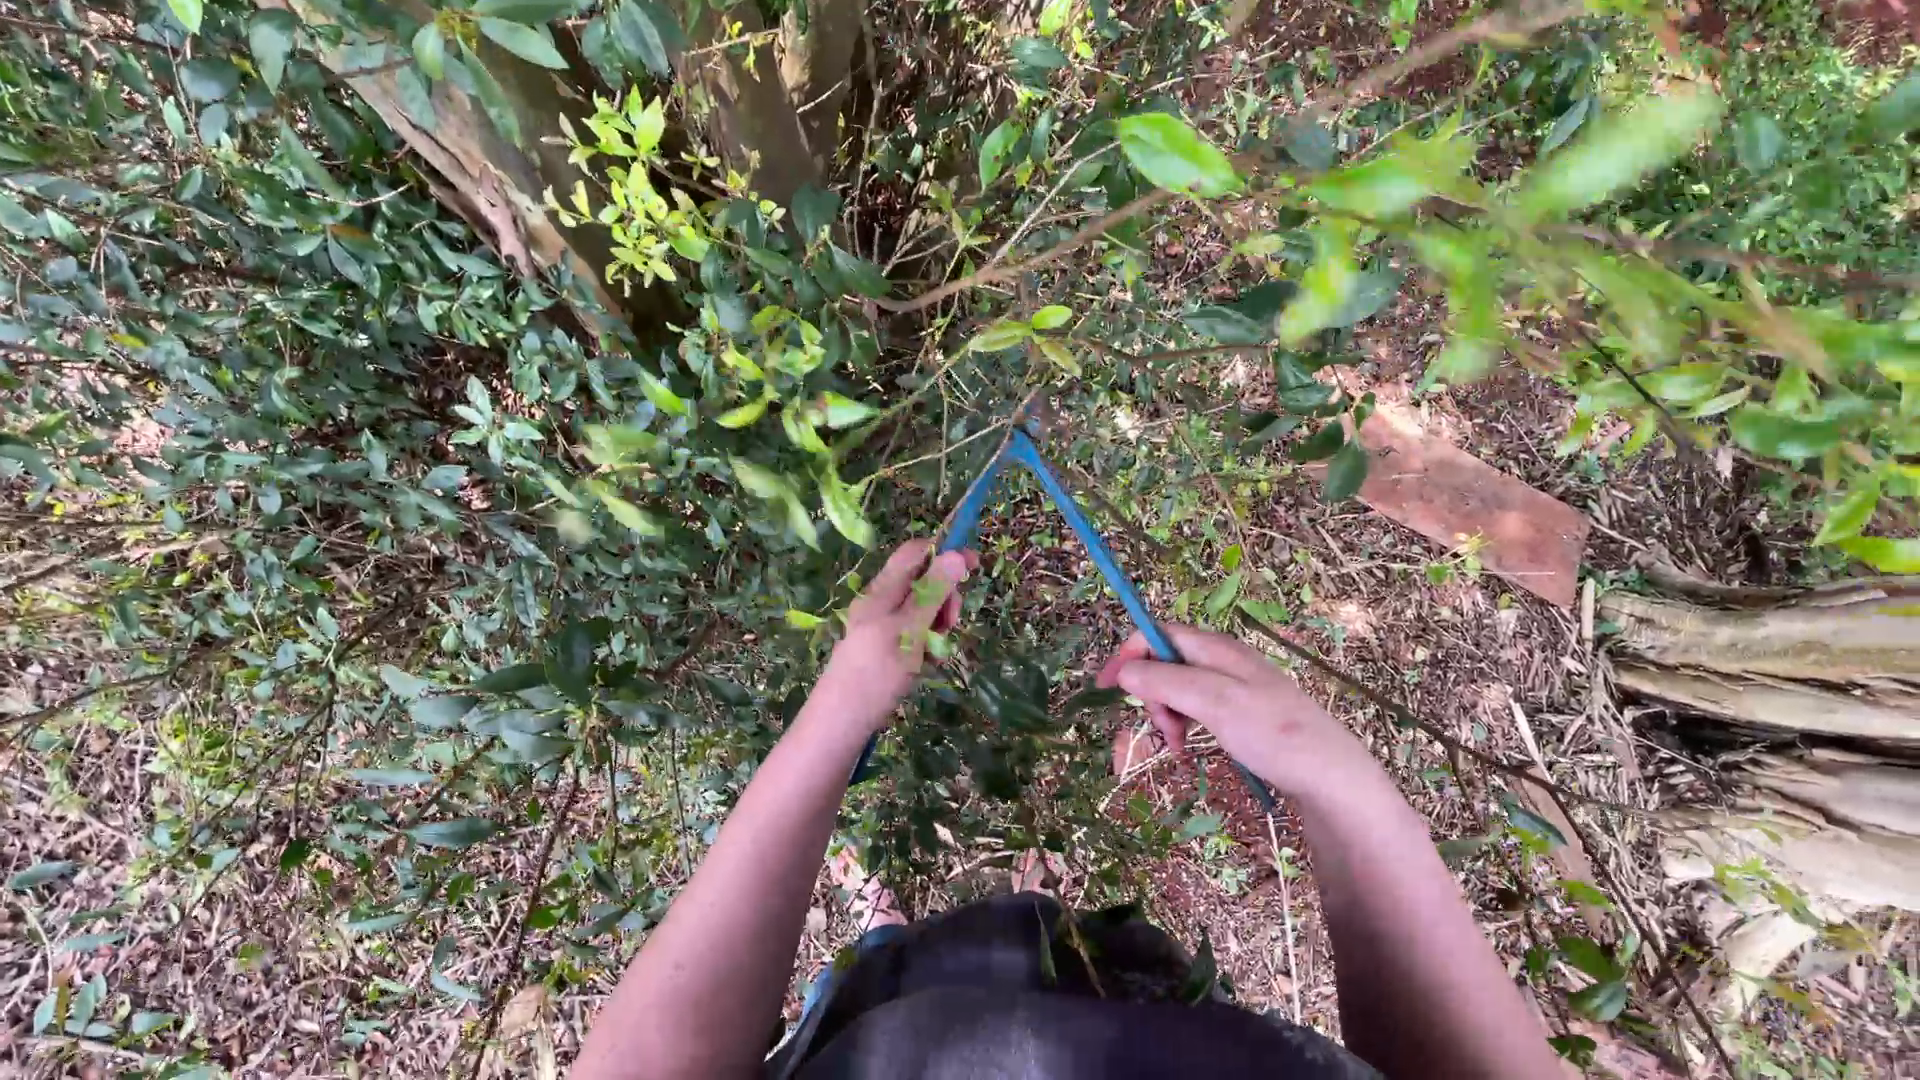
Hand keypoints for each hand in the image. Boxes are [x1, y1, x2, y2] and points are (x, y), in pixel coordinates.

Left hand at [811, 539, 976, 733]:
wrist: (841, 722)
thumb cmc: (876, 673)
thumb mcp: (911, 629)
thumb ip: (933, 592)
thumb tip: (957, 554)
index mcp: (882, 590)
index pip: (915, 552)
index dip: (945, 554)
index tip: (974, 568)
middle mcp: (880, 602)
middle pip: (923, 581)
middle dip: (945, 598)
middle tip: (950, 623)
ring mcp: (881, 625)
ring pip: (922, 610)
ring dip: (938, 625)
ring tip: (935, 653)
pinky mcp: (884, 648)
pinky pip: (914, 634)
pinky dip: (926, 644)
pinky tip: (927, 665)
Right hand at [1095, 623, 1378, 801]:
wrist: (1330, 777)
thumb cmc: (1274, 734)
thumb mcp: (1214, 703)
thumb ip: (1166, 682)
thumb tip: (1123, 671)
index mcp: (1216, 648)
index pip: (1157, 633)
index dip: (1128, 654)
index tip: (1107, 687)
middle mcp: (1221, 660)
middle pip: (1163, 662)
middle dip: (1149, 693)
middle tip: (1163, 728)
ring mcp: (1230, 685)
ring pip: (1175, 688)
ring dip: (1165, 714)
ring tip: (1178, 744)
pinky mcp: (1237, 711)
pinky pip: (1194, 708)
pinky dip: (1182, 725)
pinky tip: (1188, 746)